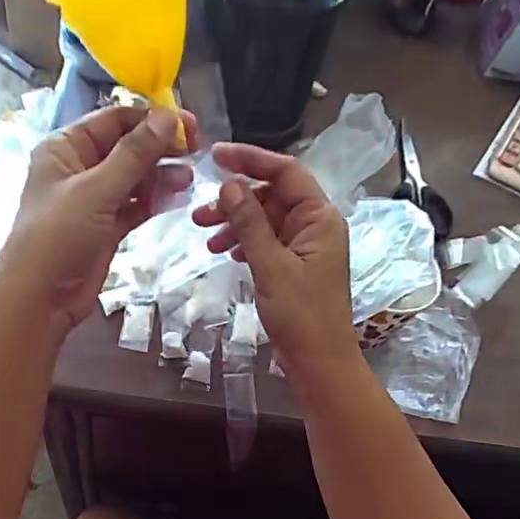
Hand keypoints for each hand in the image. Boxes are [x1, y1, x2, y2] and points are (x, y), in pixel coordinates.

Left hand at [0, 105, 198, 334]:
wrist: (41, 299)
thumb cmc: (58, 237)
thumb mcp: (96, 190)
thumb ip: (134, 154)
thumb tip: (168, 118)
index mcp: (66, 148)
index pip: (114, 120)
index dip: (151, 119)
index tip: (188, 125)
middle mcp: (79, 169)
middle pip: (127, 147)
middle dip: (159, 148)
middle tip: (195, 150)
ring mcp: (93, 201)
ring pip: (133, 179)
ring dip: (160, 176)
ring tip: (187, 178)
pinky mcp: (105, 228)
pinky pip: (134, 206)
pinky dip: (153, 201)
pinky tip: (176, 197)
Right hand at [191, 143, 353, 372]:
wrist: (319, 362)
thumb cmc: (301, 315)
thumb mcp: (271, 266)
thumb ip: (249, 223)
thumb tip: (229, 185)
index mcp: (319, 218)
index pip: (285, 172)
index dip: (250, 160)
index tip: (216, 156)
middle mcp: (315, 226)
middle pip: (272, 197)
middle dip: (236, 201)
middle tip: (200, 215)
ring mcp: (306, 248)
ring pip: (266, 222)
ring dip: (236, 225)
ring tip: (206, 239)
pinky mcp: (295, 268)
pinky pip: (267, 244)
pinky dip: (245, 244)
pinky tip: (225, 253)